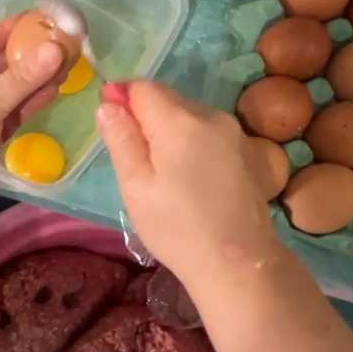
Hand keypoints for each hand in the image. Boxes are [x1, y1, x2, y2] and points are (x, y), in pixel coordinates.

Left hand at [0, 16, 62, 214]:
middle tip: (62, 42)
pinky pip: (13, 109)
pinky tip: (55, 88)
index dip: (7, 30)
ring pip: (9, 88)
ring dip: (34, 78)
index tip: (39, 20)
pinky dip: (31, 101)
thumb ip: (22, 78)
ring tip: (67, 63)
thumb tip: (56, 49)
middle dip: (28, 55)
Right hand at [97, 81, 283, 280]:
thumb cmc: (177, 228)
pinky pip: (206, 133)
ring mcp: (234, 134)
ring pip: (188, 116)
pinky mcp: (246, 152)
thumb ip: (121, 140)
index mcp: (180, 122)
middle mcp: (211, 117)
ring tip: (156, 172)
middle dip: (143, 116)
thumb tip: (107, 104)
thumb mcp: (135, 186)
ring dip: (166, 130)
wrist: (238, 263)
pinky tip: (184, 178)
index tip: (109, 124)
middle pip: (167, 99)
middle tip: (130, 157)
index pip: (143, 88)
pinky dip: (188, 143)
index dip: (120, 98)